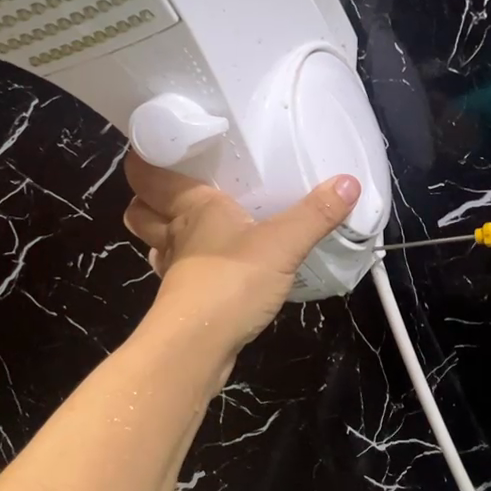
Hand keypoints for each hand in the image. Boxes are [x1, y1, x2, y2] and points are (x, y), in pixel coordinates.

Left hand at [122, 154, 360, 351]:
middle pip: (142, 210)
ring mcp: (175, 270)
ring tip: (197, 224)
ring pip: (157, 242)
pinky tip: (215, 265)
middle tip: (179, 185)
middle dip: (150, 197)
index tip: (158, 140)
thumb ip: (315, 213)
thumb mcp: (283, 243)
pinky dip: (190, 266)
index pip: (148, 173)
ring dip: (167, 232)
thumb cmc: (229, 282)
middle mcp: (175, 234)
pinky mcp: (183, 301)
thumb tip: (349, 181)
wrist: (197, 350)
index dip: (145, 155)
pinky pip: (179, 272)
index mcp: (192, 207)